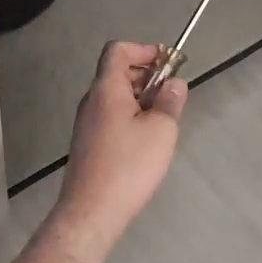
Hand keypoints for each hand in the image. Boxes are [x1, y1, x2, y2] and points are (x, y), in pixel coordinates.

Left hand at [49, 41, 188, 261]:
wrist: (91, 213)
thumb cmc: (128, 166)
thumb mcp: (161, 130)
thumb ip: (170, 101)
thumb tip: (174, 83)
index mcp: (106, 89)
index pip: (118, 50)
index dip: (144, 49)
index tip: (168, 63)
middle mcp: (92, 101)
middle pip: (117, 72)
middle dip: (148, 75)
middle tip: (172, 94)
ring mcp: (87, 124)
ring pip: (116, 97)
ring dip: (141, 98)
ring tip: (164, 119)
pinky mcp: (88, 144)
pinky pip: (111, 116)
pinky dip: (131, 116)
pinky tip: (147, 141)